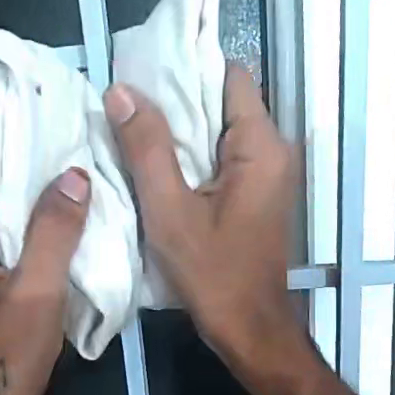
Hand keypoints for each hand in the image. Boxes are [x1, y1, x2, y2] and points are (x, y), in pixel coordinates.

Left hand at [0, 134, 89, 394]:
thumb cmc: (1, 363)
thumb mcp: (37, 296)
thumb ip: (54, 231)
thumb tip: (74, 173)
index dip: (2, 119)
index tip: (48, 100)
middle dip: (23, 147)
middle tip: (77, 128)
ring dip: (27, 182)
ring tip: (78, 160)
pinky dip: (25, 213)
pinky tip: (64, 207)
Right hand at [103, 64, 303, 372]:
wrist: (249, 327)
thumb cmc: (213, 273)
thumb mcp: (170, 211)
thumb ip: (147, 149)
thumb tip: (122, 91)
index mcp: (260, 146)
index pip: (229, 76)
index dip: (188, 66)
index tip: (144, 69)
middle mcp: (273, 150)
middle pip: (224, 100)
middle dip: (178, 97)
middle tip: (127, 99)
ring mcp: (267, 173)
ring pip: (220, 129)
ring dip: (182, 128)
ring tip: (134, 124)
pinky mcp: (256, 192)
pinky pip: (222, 156)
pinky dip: (192, 154)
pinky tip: (156, 160)